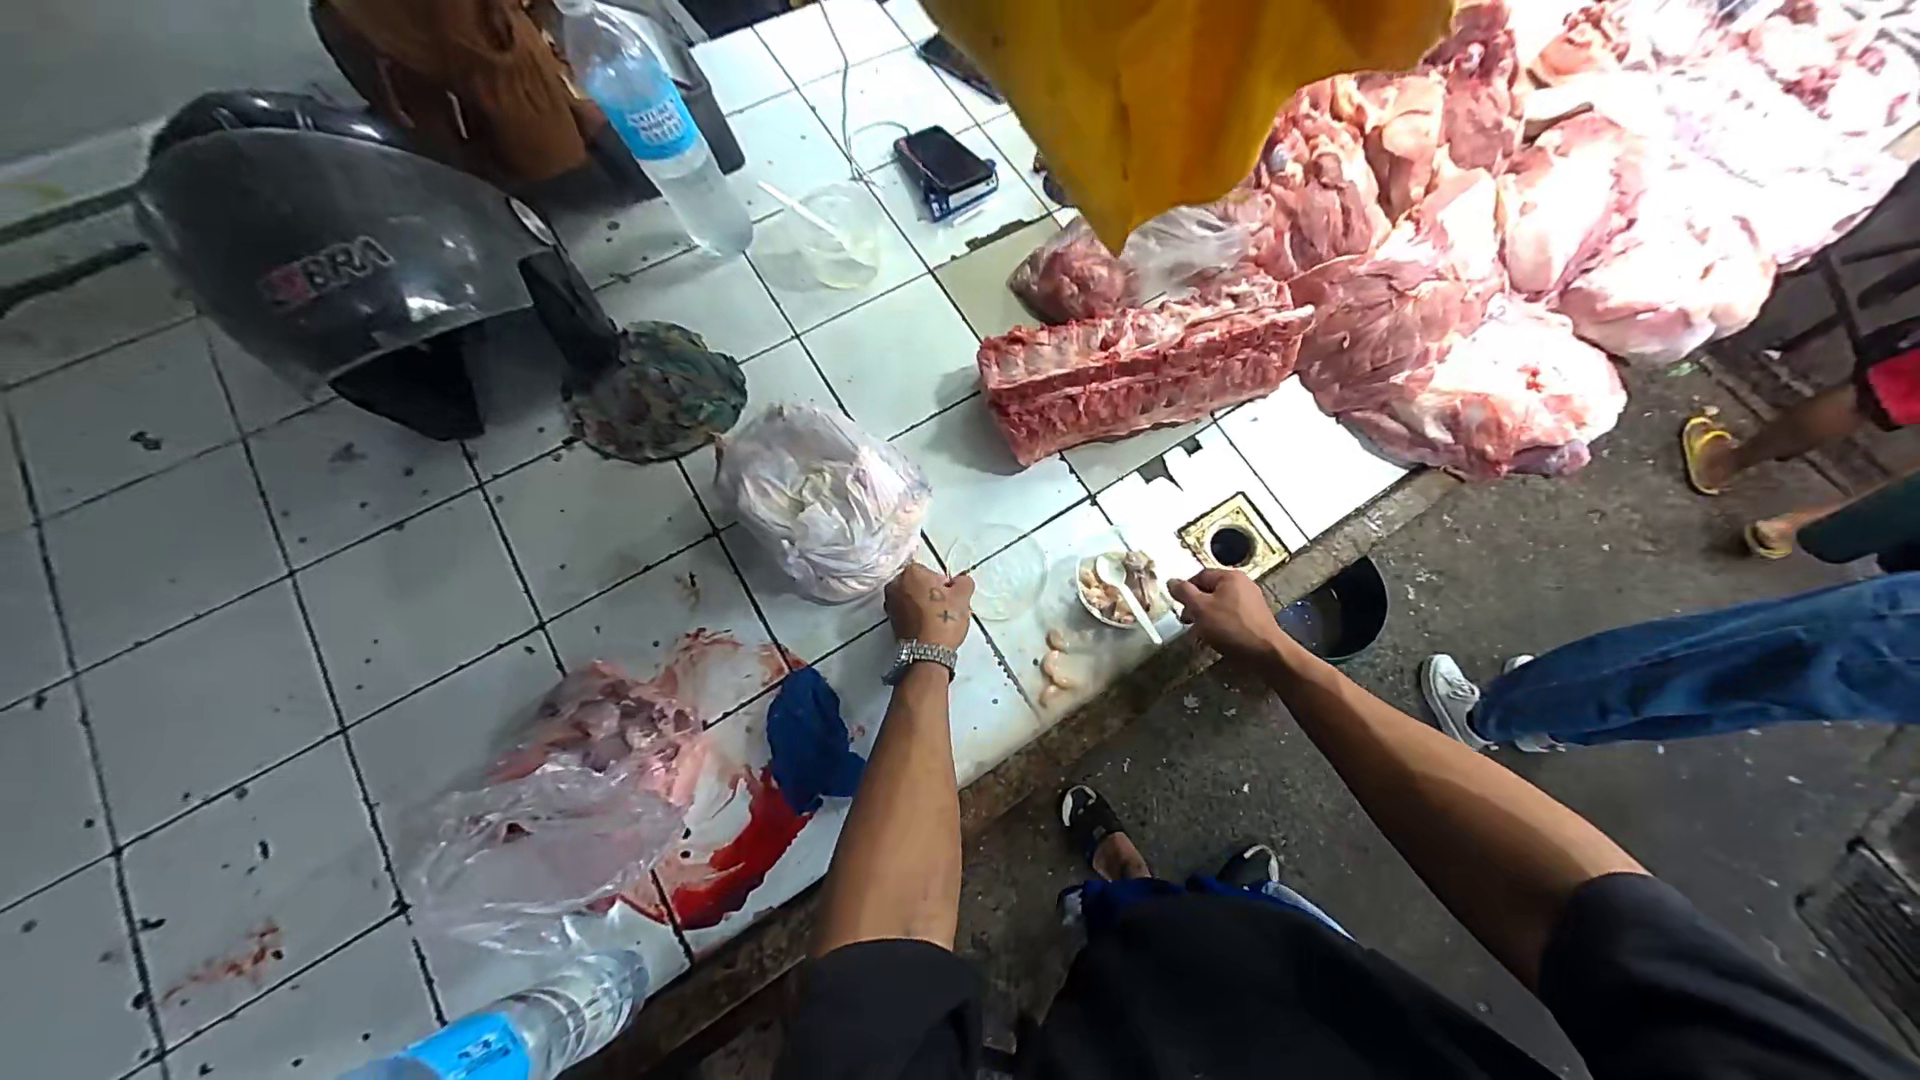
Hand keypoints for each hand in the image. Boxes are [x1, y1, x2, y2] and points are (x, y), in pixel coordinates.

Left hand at [886, 562, 973, 649]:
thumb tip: (961, 580)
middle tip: (944, 607)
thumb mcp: (963, 596)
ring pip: (911, 597)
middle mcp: (895, 584)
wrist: (927, 653)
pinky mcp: (890, 620)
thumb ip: (964, 581)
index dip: (943, 584)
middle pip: (917, 583)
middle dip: (930, 592)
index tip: (949, 597)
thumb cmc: (944, 620)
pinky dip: (914, 615)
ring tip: (935, 618)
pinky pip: (906, 611)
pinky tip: (926, 625)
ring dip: (921, 603)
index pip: (930, 571)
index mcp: (911, 572)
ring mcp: (890, 603)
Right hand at [1168, 569, 1285, 665]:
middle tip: (1187, 621)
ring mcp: (1251, 601)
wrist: (1266, 653)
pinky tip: (1216, 638)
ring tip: (1200, 634)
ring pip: (1219, 605)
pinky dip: (1220, 625)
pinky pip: (1231, 616)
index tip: (1179, 607)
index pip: (1199, 576)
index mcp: (1230, 577)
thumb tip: (1171, 581)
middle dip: (1195, 606)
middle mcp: (1243, 585)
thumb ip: (1183, 592)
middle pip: (1210, 591)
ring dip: (1206, 618)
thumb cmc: (1230, 627)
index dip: (1185, 590)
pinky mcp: (1256, 618)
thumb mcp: (1200, 608)